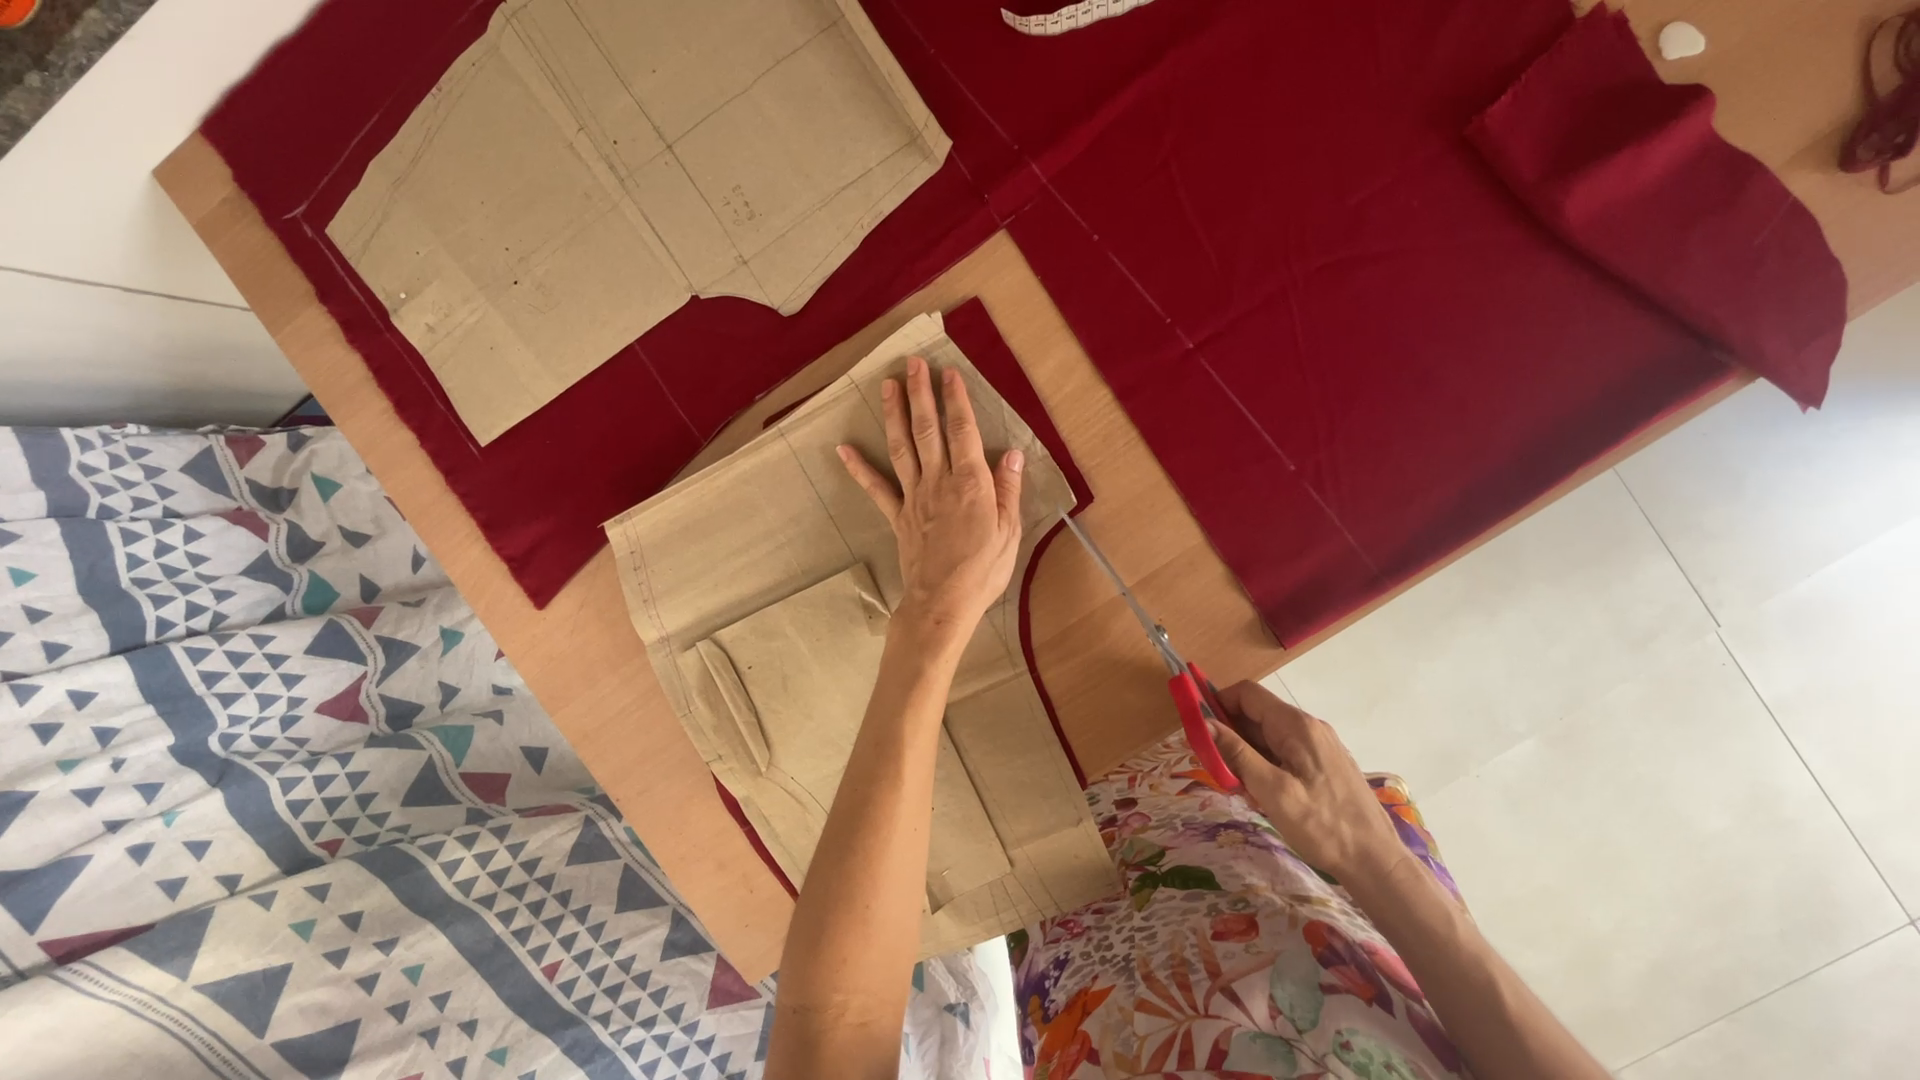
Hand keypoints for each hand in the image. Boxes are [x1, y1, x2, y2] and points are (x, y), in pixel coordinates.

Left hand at [838, 355, 1024, 636]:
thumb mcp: (1009, 531)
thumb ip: (1009, 490)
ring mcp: (914, 497)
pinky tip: (843, 448)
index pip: (963, 431)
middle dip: (920, 394)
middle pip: (927, 430)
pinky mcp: (898, 517)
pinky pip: (876, 488)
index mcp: (971, 483)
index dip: (955, 399)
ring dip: (894, 414)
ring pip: (902, 447)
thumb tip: (1012, 454)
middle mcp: (939, 481)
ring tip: (887, 386)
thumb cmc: (982, 570)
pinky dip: (858, 467)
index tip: (948, 373)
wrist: (942, 602)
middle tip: (913, 363)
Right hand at [1207, 681, 1404, 882]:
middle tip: (1214, 765)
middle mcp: (1309, 727)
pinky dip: (1264, 764)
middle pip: (1257, 714)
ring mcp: (1319, 745)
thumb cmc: (1321, 826)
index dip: (1218, 702)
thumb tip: (1204, 722)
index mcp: (1297, 726)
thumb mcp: (1272, 791)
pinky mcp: (1324, 764)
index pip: (1248, 693)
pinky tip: (1261, 793)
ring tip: (1238, 786)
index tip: (1197, 726)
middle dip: (1230, 733)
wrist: (1375, 861)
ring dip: (1246, 753)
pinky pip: (1284, 752)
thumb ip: (1237, 753)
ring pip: (1269, 735)